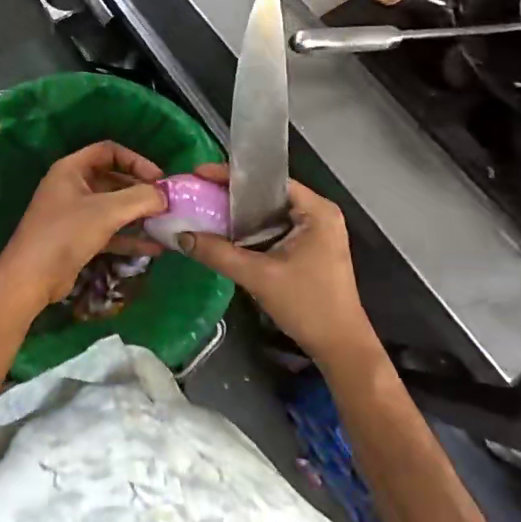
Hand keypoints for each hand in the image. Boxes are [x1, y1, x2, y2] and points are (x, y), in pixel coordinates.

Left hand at [0, 141, 167, 313]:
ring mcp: (74, 213)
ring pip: (112, 207)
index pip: (109, 151)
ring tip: (166, 224)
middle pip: (113, 179)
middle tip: (166, 203)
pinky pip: (109, 230)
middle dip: (140, 190)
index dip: (135, 160)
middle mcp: (72, 186)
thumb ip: (141, 198)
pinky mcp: (78, 238)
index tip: (158, 178)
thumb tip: (166, 194)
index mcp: (71, 169)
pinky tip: (154, 248)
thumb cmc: (66, 233)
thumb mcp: (107, 211)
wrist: (30, 278)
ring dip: (138, 214)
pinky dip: (129, 237)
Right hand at [179, 164, 376, 363]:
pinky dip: (252, 230)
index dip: (232, 176)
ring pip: (270, 213)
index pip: (269, 180)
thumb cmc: (308, 305)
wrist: (340, 347)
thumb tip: (180, 236)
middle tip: (198, 192)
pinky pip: (275, 229)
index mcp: (316, 210)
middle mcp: (319, 214)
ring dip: (240, 214)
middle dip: (232, 194)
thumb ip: (218, 254)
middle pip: (268, 195)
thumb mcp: (258, 276)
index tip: (200, 174)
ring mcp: (317, 232)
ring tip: (205, 209)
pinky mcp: (311, 249)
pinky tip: (226, 235)